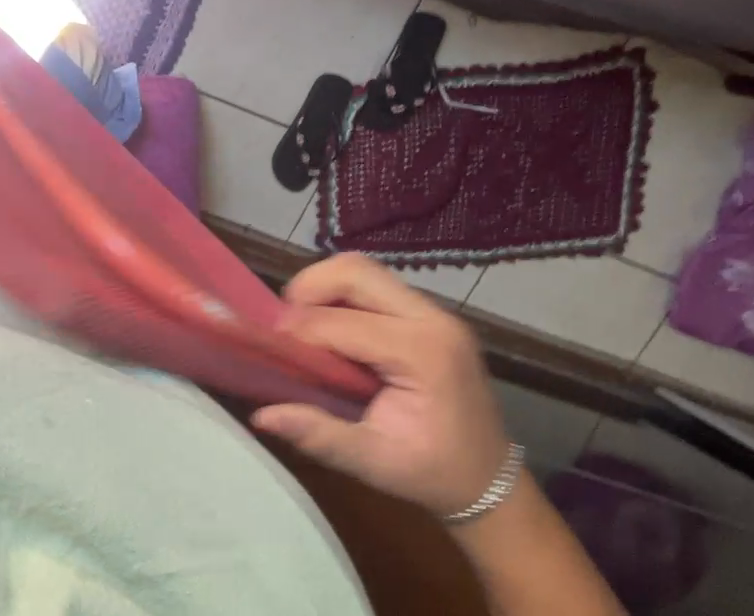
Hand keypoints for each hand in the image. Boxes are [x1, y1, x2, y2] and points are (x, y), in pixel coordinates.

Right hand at [251, 253, 511, 517]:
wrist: (491, 484)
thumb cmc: (432, 473)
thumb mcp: (373, 463)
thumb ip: (319, 435)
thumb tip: (261, 416)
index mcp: (423, 354)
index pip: (338, 321)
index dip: (297, 333)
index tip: (274, 355)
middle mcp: (433, 321)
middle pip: (353, 271)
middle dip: (307, 290)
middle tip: (286, 326)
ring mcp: (435, 314)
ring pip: (360, 270)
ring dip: (322, 288)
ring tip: (305, 325)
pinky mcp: (428, 315)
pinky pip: (372, 284)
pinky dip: (339, 295)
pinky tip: (331, 328)